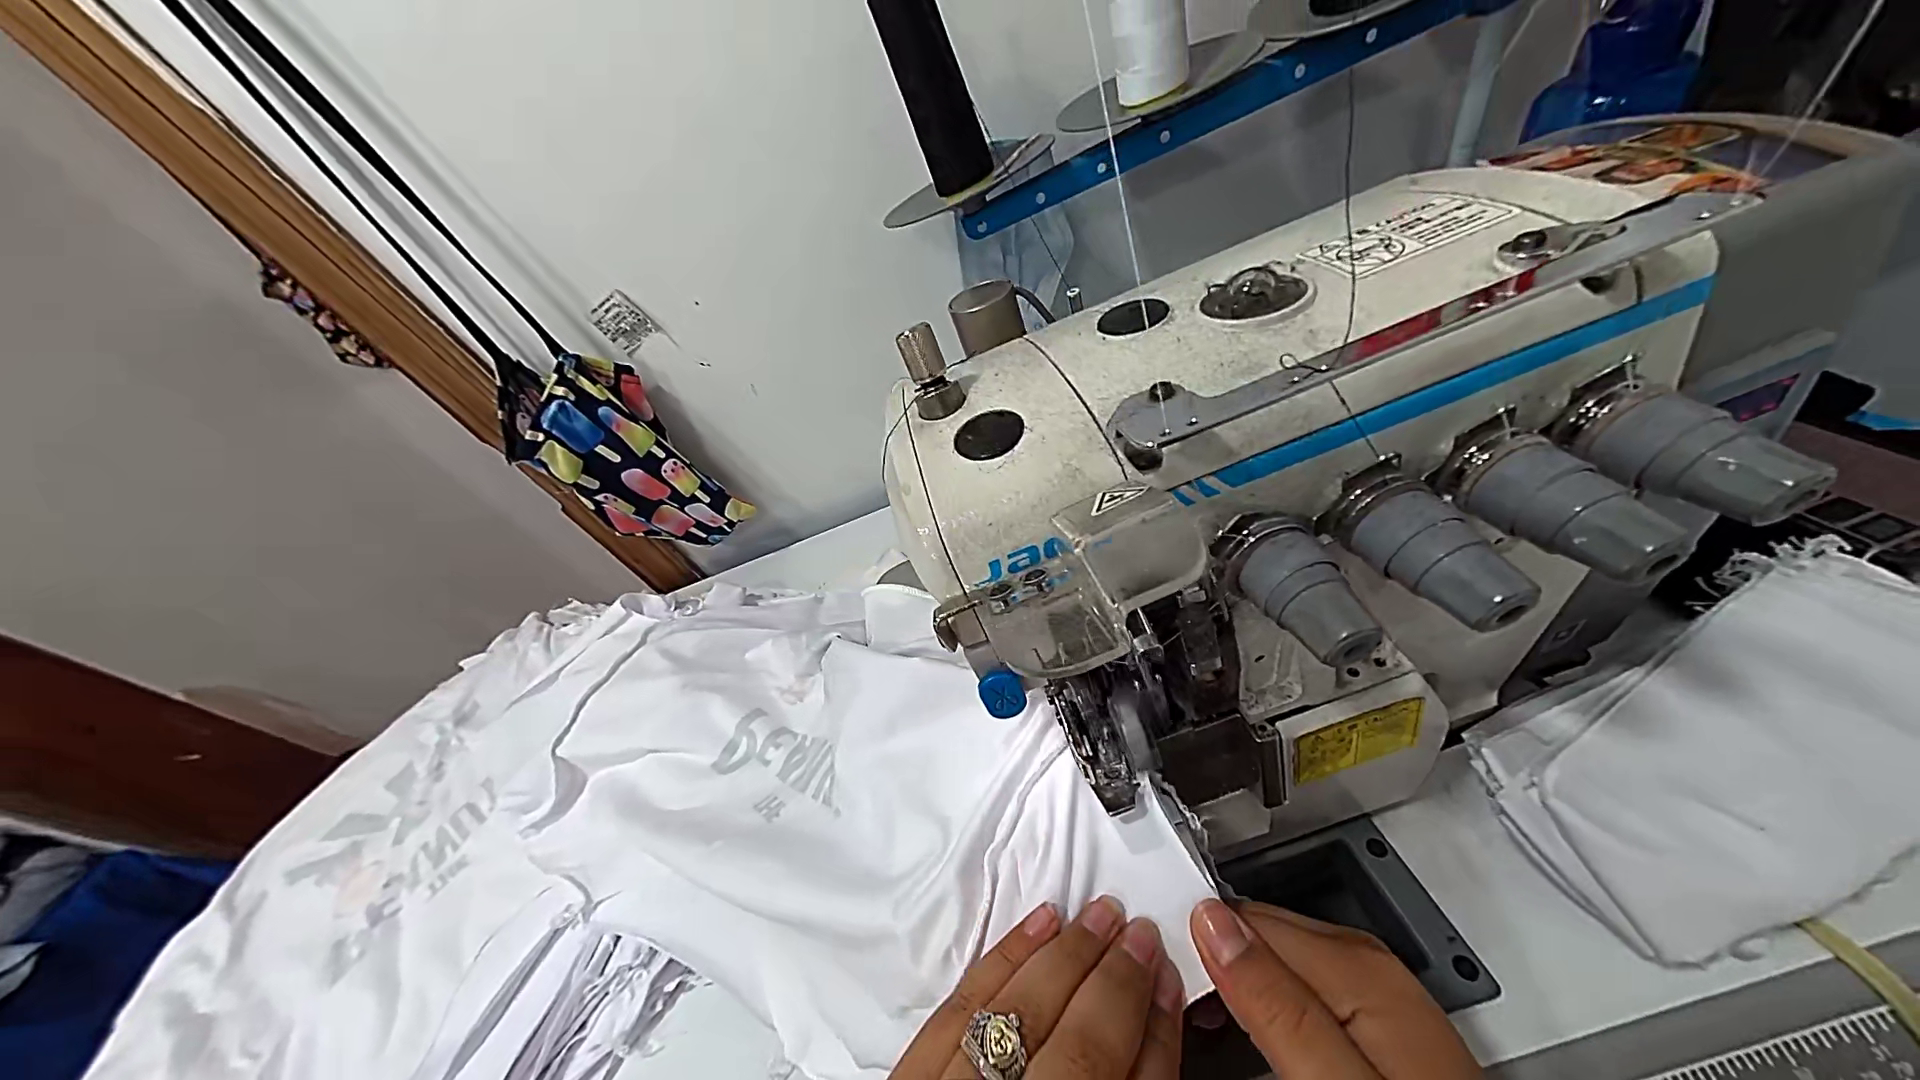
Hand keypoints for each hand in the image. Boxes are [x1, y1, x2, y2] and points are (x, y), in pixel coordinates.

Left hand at [890, 896, 1185, 1078]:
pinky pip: (962, 1003)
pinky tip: (1037, 925)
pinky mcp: (911, 1079)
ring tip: (1099, 917)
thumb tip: (1156, 1028)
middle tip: (1140, 934)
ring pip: (1020, 1010)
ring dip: (1066, 955)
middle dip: (1117, 981)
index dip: (1156, 1029)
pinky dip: (1005, 956)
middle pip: (1081, 1044)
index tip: (1168, 980)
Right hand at [1189, 899, 1483, 1078]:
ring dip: (1232, 976)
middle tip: (1179, 993)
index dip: (1194, 937)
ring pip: (1271, 953)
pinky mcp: (1370, 1015)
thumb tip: (1212, 923)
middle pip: (1256, 928)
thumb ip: (1273, 999)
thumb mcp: (1335, 1079)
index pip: (1241, 916)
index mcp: (1357, 964)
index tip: (1164, 965)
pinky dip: (1261, 994)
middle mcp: (1366, 962)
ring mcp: (1371, 988)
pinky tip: (1251, 1023)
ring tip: (1206, 1011)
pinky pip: (1294, 980)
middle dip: (1212, 953)